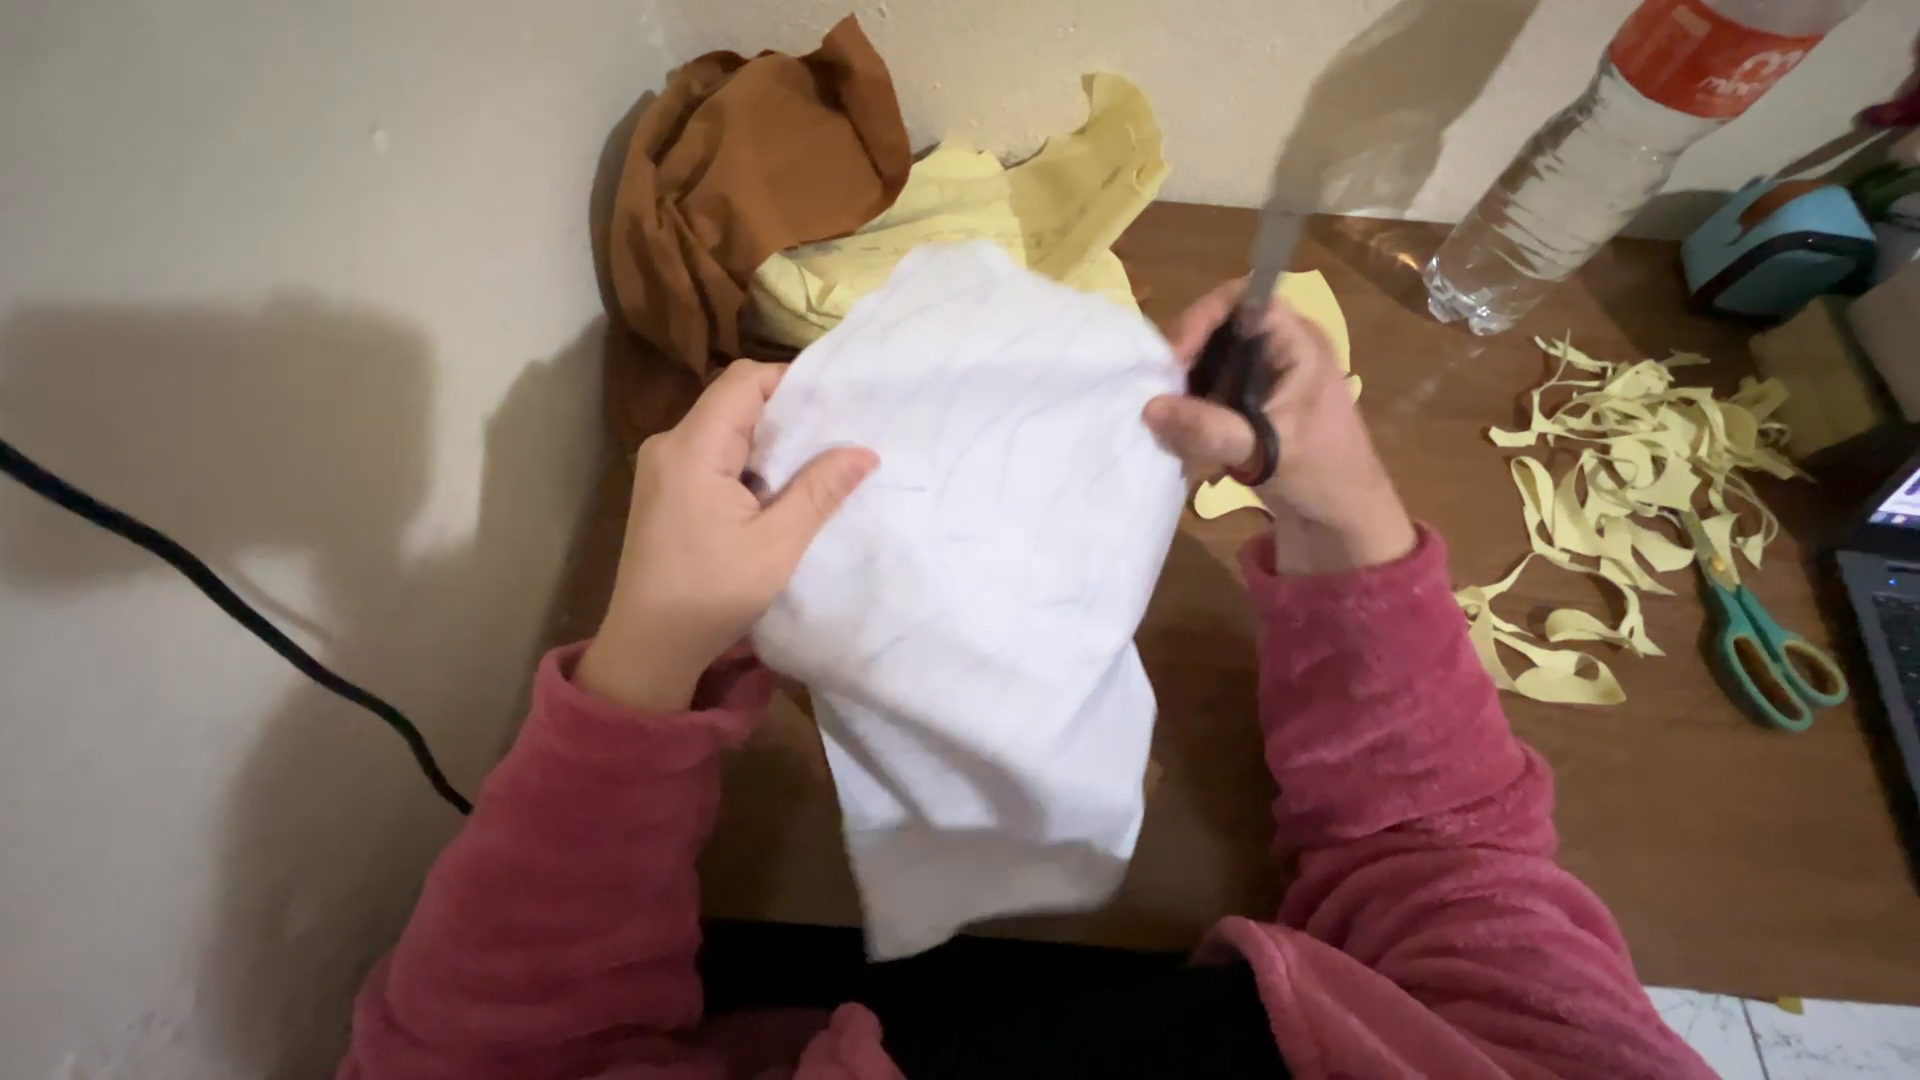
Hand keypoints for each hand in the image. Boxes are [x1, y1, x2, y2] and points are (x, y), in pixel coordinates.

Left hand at [576, 361, 877, 711]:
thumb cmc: (712, 594)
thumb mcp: (777, 544)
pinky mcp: (668, 490)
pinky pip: (714, 455)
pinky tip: (780, 487)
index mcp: (692, 448)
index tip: (837, 402)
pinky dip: (751, 462)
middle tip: (838, 433)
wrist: (649, 646)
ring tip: (818, 461)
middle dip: (788, 413)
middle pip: (734, 401)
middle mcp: (670, 445)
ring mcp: (664, 468)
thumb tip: (865, 452)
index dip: (791, 381)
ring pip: (726, 429)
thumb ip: (820, 491)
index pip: (743, 381)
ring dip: (771, 441)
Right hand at [1143, 279, 1415, 574]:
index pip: (1244, 299)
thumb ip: (1209, 430)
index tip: (1174, 358)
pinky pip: (1208, 388)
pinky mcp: (1248, 402)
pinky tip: (1183, 436)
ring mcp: (1262, 375)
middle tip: (1162, 389)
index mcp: (1298, 344)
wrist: (1339, 518)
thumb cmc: (1320, 475)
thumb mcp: (1264, 451)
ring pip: (1208, 359)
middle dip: (1186, 356)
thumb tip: (1150, 408)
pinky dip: (1190, 407)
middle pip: (1218, 326)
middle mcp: (1279, 348)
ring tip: (1170, 417)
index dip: (1203, 317)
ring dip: (1184, 385)